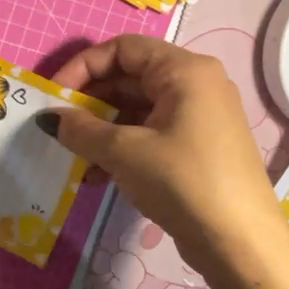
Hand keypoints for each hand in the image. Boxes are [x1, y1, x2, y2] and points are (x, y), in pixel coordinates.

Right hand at [42, 34, 284, 269]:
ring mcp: (197, 118)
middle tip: (59, 129)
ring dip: (100, 130)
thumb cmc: (181, 180)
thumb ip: (81, 130)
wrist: (237, 239)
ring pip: (136, 110)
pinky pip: (148, 134)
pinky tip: (97, 176)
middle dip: (89, 102)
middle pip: (129, 78)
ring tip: (75, 158)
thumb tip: (51, 119)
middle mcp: (194, 85)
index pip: (123, 49)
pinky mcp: (195, 148)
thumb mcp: (123, 151)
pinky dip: (120, 148)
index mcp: (184, 71)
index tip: (53, 97)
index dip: (83, 67)